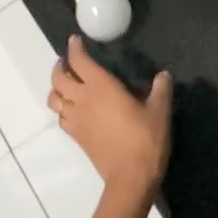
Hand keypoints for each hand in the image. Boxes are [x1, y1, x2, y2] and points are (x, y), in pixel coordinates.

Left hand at [48, 36, 171, 197]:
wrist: (130, 176)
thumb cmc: (145, 139)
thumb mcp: (159, 111)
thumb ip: (160, 90)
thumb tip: (163, 75)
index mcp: (101, 86)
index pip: (79, 61)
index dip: (74, 48)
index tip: (75, 41)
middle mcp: (82, 98)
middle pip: (58, 77)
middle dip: (60, 66)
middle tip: (67, 62)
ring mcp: (75, 118)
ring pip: (54, 98)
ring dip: (56, 88)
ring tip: (66, 84)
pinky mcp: (75, 135)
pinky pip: (60, 117)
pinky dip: (61, 108)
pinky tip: (72, 109)